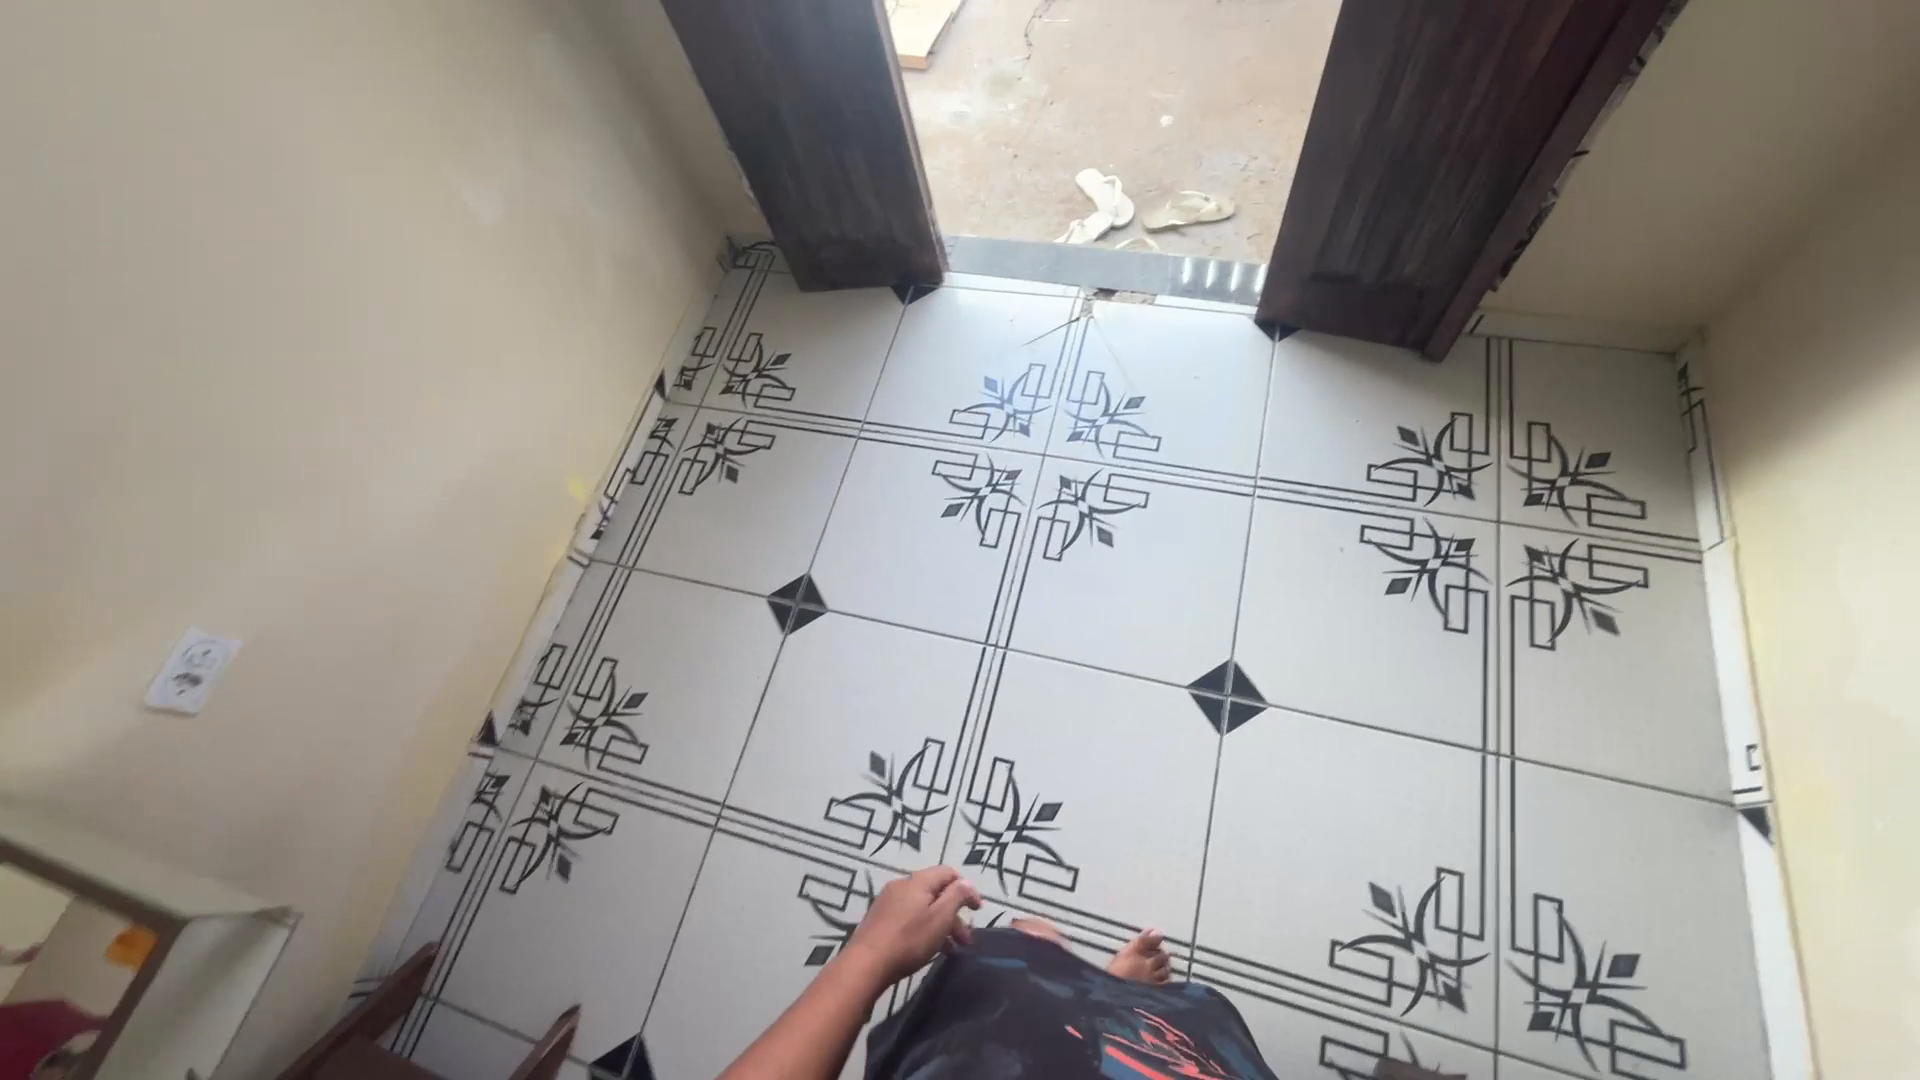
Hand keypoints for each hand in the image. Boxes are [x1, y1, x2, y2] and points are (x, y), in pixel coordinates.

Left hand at [843, 866, 981, 983]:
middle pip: (936, 892)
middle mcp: (903, 884)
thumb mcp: (940, 918)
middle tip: (965, 940)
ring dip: (940, 924)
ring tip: (950, 949)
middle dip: (954, 913)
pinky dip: (924, 927)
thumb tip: (967, 882)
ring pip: (923, 906)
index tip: (977, 911)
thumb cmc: (909, 940)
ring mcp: (889, 900)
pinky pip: (909, 915)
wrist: (866, 964)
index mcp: (919, 881)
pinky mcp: (880, 917)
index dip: (966, 889)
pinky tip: (928, 947)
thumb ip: (957, 896)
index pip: (948, 873)